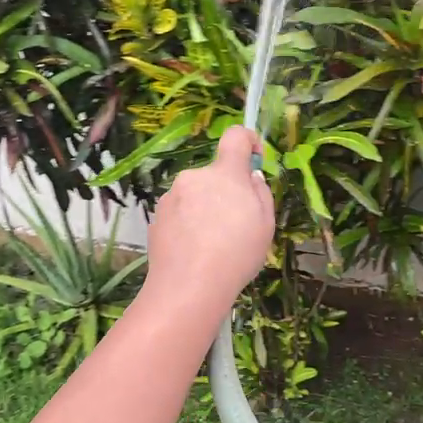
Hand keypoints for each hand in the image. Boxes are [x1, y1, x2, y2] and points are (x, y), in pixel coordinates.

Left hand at [140, 125, 273, 318]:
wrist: (188, 286)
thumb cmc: (236, 254)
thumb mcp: (265, 225)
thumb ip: (260, 193)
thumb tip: (250, 178)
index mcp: (224, 173)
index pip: (235, 137)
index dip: (248, 141)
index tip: (254, 159)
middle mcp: (194, 177)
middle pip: (214, 175)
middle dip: (225, 192)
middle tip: (236, 225)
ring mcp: (171, 196)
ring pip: (195, 195)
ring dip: (204, 210)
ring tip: (212, 245)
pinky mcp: (156, 217)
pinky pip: (179, 213)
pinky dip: (188, 225)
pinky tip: (193, 252)